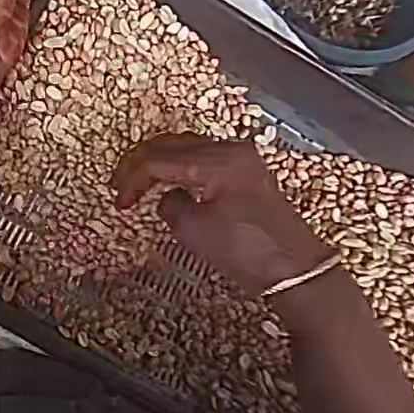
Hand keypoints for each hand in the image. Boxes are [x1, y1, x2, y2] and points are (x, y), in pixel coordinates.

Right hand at [112, 134, 329, 293]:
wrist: (294, 269)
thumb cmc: (244, 250)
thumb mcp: (194, 230)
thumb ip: (170, 206)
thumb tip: (168, 196)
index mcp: (216, 160)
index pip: (159, 159)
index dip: (133, 178)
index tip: (119, 201)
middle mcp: (229, 150)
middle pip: (171, 143)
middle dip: (140, 162)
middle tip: (120, 185)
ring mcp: (241, 159)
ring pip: (186, 147)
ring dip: (158, 162)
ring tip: (138, 183)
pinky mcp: (246, 172)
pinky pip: (203, 158)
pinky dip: (179, 166)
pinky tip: (169, 183)